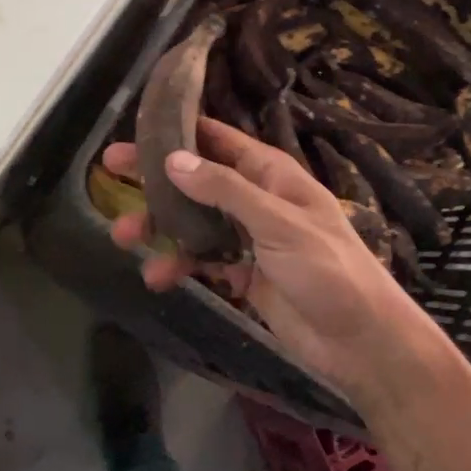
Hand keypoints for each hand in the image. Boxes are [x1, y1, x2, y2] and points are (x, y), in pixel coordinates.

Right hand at [102, 118, 414, 391]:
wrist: (362, 344)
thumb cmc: (330, 270)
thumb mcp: (277, 223)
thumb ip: (224, 191)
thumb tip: (172, 160)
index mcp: (270, 174)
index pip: (216, 139)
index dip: (177, 131)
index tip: (136, 127)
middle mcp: (254, 199)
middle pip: (195, 178)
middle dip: (154, 176)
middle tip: (108, 169)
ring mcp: (248, 238)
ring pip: (192, 221)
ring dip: (158, 226)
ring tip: (123, 237)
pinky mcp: (243, 274)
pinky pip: (202, 260)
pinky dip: (178, 264)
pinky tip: (156, 276)